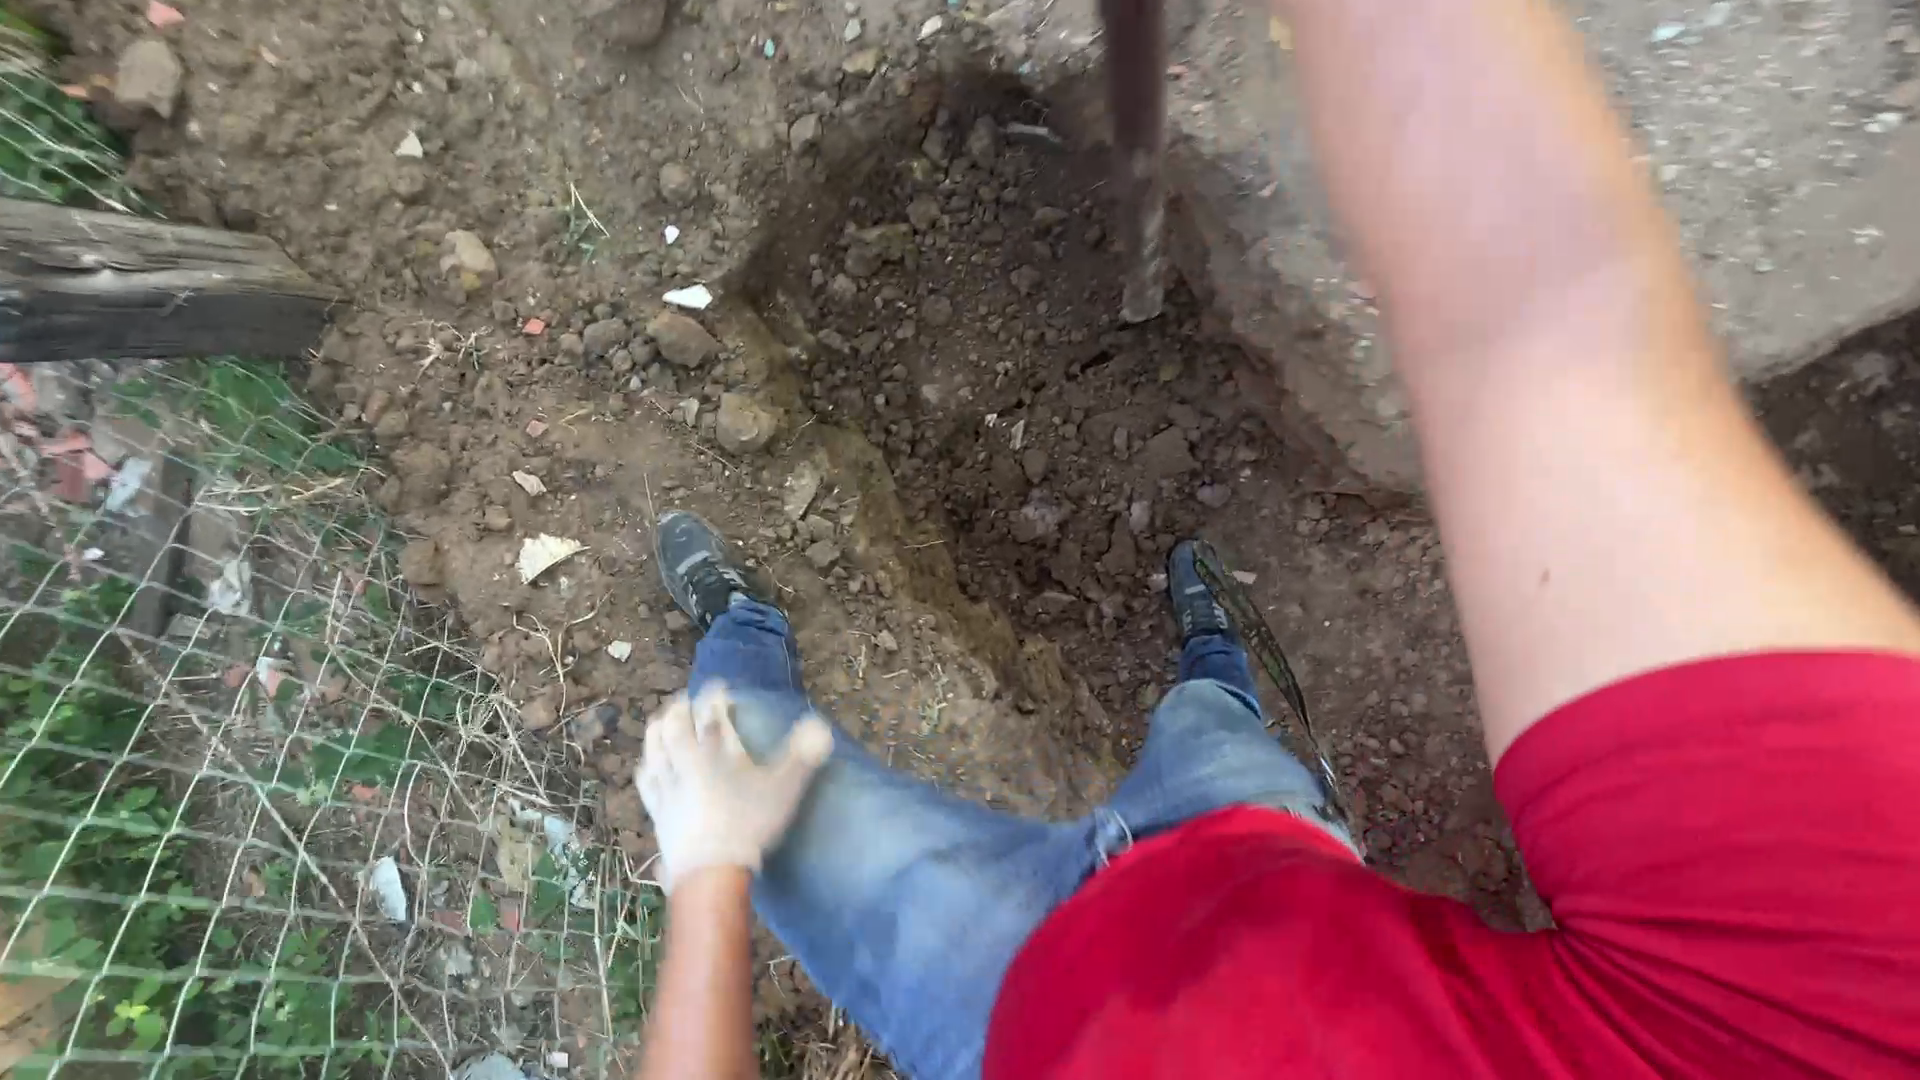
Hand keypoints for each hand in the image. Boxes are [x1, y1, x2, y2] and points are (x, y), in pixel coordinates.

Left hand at [635, 682, 833, 891]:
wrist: (710, 873)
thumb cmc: (749, 825)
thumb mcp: (784, 789)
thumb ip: (802, 756)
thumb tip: (820, 728)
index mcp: (713, 751)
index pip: (709, 712)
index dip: (714, 695)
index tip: (720, 686)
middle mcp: (684, 762)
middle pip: (673, 725)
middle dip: (680, 708)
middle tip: (688, 702)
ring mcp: (666, 787)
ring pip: (654, 748)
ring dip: (659, 730)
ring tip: (664, 723)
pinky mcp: (656, 811)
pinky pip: (646, 779)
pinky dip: (649, 763)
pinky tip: (650, 765)